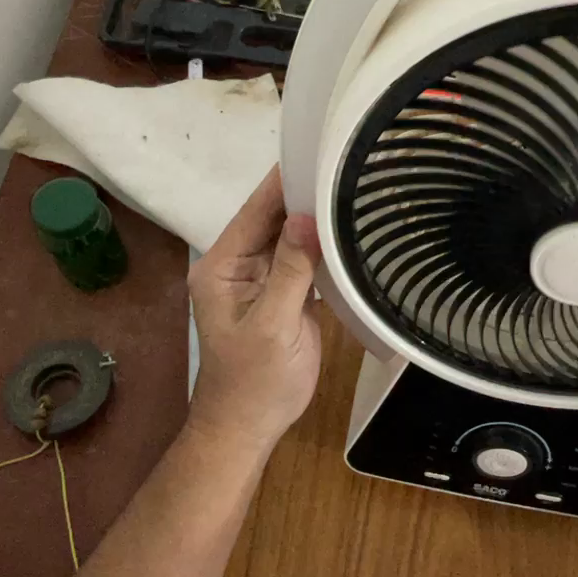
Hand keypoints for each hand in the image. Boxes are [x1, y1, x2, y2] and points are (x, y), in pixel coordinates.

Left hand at [186, 167, 322, 446]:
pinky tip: (350, 230)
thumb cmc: (255, 381)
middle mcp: (240, 264)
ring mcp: (263, 279)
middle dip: (306, 195)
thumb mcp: (272, 325)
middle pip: (274, 219)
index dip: (284, 182)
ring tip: (354, 187)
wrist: (249, 426)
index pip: (255, 211)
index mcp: (223, 265)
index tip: (317, 150)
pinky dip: (323, 247)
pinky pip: (303, 260)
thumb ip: (289, 271)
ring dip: (317, 218)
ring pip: (291, 238)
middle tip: (347, 163)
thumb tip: (305, 217)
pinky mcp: (284, 294)